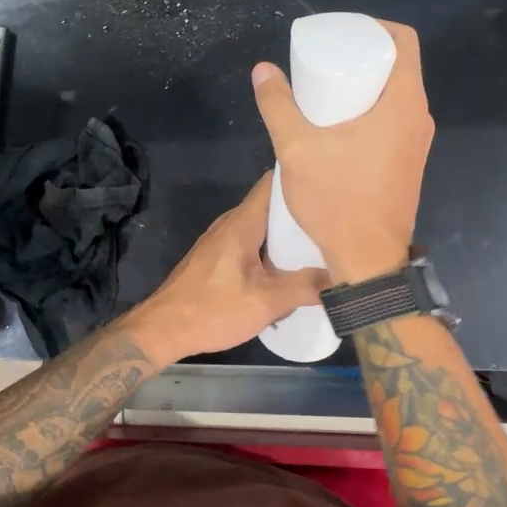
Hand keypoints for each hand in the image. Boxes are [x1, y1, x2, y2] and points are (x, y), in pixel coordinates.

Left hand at [121, 173, 327, 364]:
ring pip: (262, 228)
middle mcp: (230, 224)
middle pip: (271, 206)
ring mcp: (221, 241)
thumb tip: (342, 277)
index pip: (272, 182)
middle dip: (302, 212)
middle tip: (338, 222)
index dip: (301, 178)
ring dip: (288, 236)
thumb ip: (305, 287)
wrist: (164, 328)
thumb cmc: (213, 309)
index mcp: (241, 223)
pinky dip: (273, 251)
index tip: (332, 184)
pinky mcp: (217, 259)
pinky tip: (291, 271)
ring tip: (323, 246)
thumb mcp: (266, 302)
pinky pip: (252, 244)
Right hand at [252, 19, 433, 283]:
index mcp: (403, 104)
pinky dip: (366, 111)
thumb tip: (262, 69)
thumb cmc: (337, 198)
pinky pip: (390, 120)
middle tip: (321, 60)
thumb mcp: (297, 147)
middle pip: (397, 67)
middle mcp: (418, 118)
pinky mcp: (405, 162)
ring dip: (361, 87)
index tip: (339, 32)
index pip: (404, 42)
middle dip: (359, 57)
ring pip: (393, 96)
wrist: (367, 260)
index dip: (373, 27)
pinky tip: (333, 124)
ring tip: (321, 90)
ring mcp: (415, 143)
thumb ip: (278, 106)